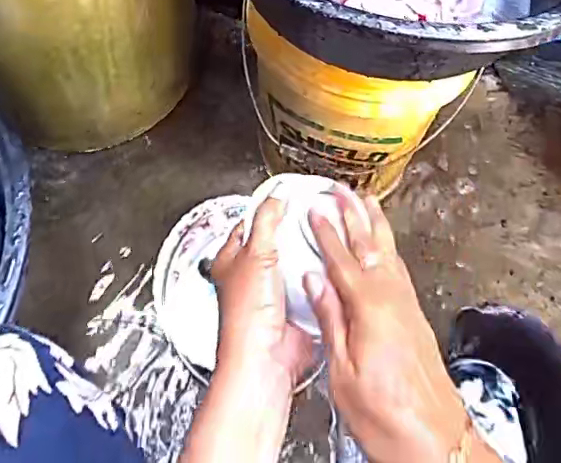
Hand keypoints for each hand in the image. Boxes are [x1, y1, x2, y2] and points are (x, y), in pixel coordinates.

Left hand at [209, 194, 317, 397]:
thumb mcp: (255, 253)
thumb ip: (265, 222)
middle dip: (293, 234)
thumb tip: (274, 198)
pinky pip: (311, 287)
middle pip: (275, 244)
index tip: (285, 199)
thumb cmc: (246, 315)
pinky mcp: (296, 311)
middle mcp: (251, 276)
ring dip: (309, 258)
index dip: (266, 210)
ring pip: (295, 265)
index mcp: (231, 258)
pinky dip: (320, 280)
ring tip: (324, 241)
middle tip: (310, 219)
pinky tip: (329, 270)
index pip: (249, 224)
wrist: (267, 361)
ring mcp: (275, 294)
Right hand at [307, 191, 474, 462]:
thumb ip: (329, 320)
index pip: (341, 259)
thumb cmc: (390, 420)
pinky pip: (398, 270)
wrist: (441, 450)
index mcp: (369, 309)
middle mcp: (392, 302)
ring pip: (388, 254)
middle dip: (354, 215)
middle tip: (342, 189)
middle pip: (369, 246)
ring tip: (366, 203)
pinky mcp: (416, 321)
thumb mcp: (343, 373)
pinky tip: (385, 248)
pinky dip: (388, 249)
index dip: (326, 231)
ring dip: (375, 225)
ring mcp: (408, 310)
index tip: (315, 208)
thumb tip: (314, 281)